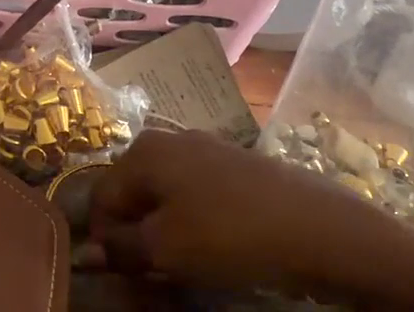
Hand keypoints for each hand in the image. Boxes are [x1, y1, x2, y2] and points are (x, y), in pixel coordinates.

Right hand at [88, 129, 413, 299]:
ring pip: (168, 192)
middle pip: (134, 190)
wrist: (325, 230)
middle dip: (136, 231)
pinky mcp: (240, 164)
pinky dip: (198, 219)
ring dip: (167, 227)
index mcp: (142, 151)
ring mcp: (207, 147)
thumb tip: (88, 252)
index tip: (121, 274)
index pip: (101, 197)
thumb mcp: (168, 250)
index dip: (104, 239)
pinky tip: (218, 244)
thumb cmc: (232, 235)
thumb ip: (123, 248)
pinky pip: (200, 192)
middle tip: (155, 271)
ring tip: (186, 262)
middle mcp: (167, 138)